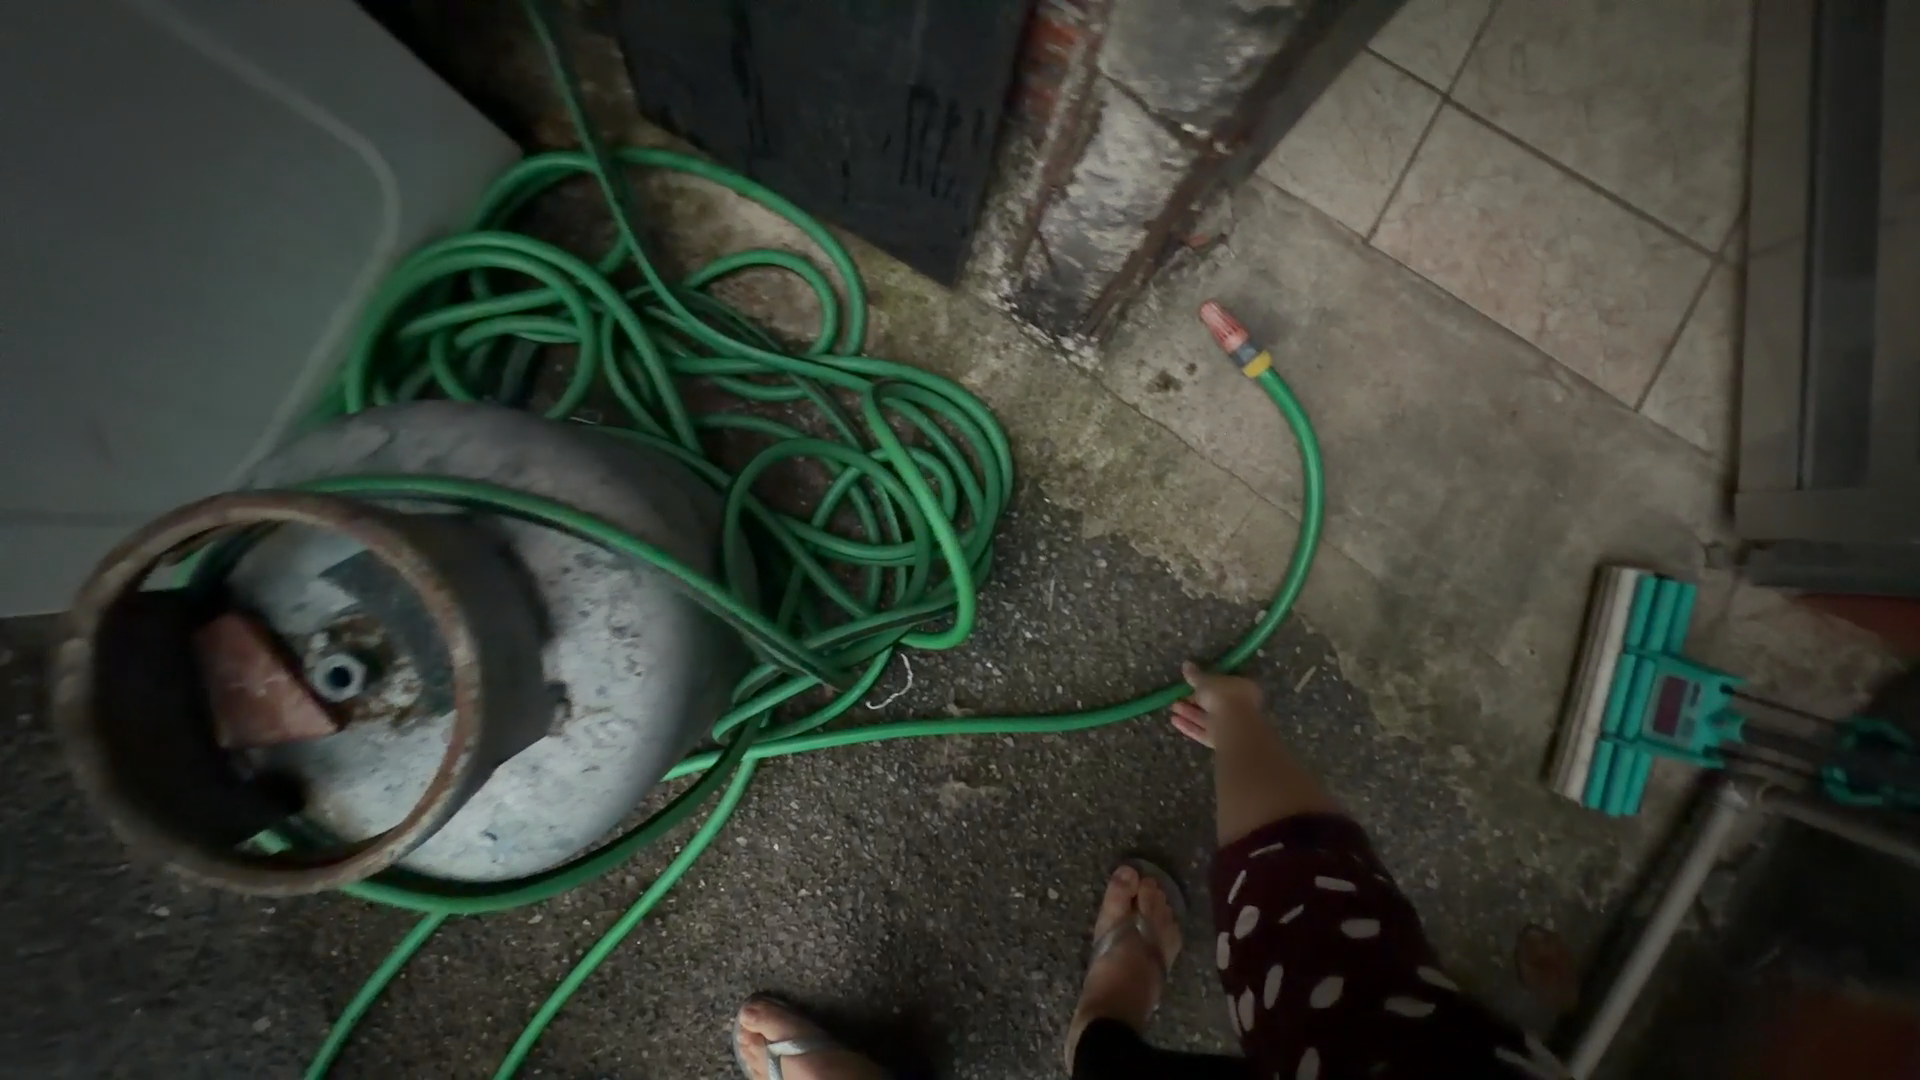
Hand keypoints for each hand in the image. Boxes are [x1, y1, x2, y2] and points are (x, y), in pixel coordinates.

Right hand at [1168, 662, 1263, 748]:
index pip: (1223, 684)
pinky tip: (1174, 721)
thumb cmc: (1224, 696)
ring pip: (1208, 718)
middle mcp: (1241, 706)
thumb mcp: (1206, 681)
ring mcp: (1233, 725)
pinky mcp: (1223, 741)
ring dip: (1189, 713)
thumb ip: (1195, 675)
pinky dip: (1190, 727)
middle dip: (1193, 701)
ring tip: (1172, 708)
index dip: (1205, 684)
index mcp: (1242, 687)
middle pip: (1214, 703)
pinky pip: (1205, 732)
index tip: (1190, 684)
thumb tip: (1186, 664)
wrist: (1234, 726)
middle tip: (1177, 698)